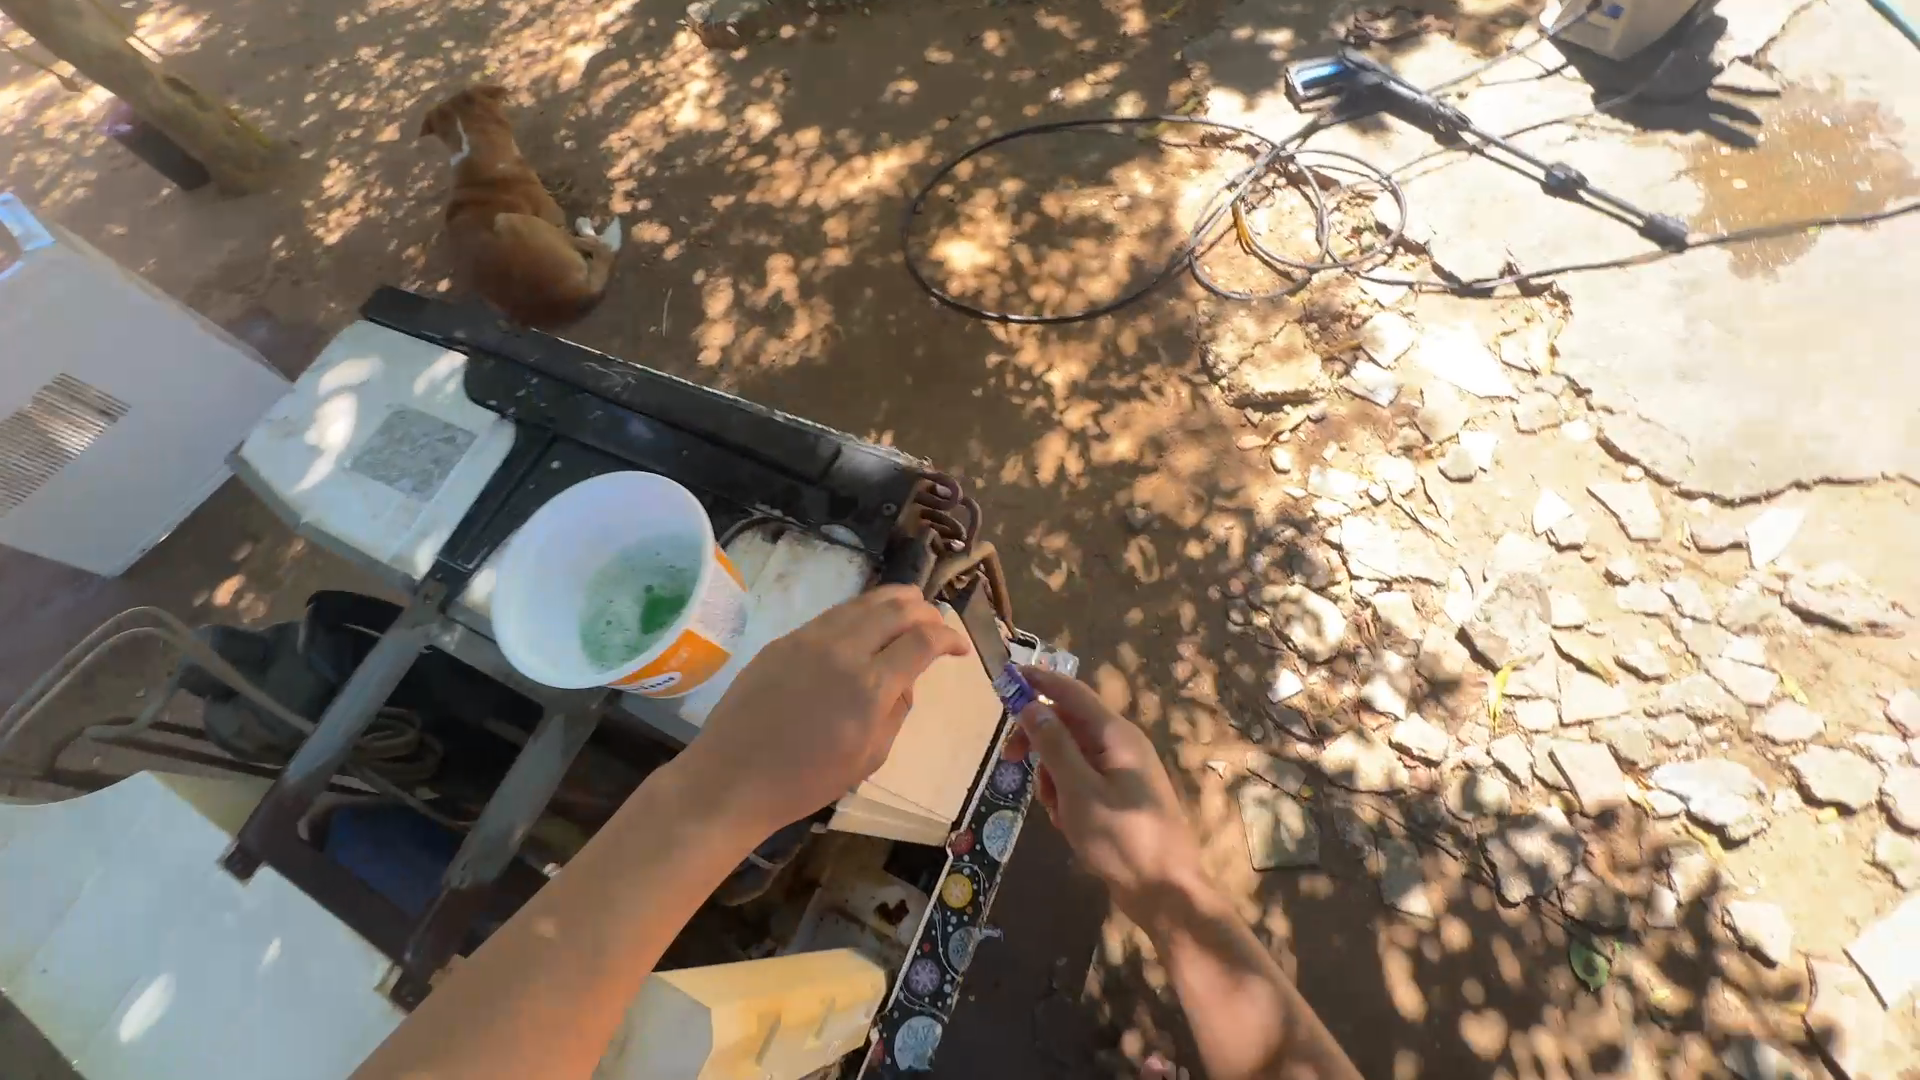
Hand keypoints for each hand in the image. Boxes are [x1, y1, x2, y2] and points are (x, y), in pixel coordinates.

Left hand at [678, 585, 969, 833]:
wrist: (732, 779)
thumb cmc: (805, 781)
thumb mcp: (869, 757)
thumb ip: (896, 711)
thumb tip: (904, 681)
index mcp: (870, 686)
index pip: (923, 640)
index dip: (949, 637)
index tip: (959, 648)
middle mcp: (843, 650)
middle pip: (897, 608)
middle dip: (926, 610)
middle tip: (936, 622)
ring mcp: (810, 639)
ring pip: (863, 602)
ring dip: (894, 601)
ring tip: (909, 607)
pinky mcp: (785, 640)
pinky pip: (833, 614)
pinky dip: (860, 612)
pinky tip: (865, 624)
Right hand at [1001, 666, 1210, 930]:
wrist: (1166, 893)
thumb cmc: (1122, 839)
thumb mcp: (1078, 790)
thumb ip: (1053, 745)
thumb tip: (1030, 706)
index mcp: (1116, 734)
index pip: (1071, 692)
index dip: (1038, 681)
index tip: (1006, 677)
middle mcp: (1120, 744)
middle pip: (1066, 724)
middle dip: (1038, 742)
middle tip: (1008, 761)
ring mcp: (1122, 771)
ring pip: (1070, 756)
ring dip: (1051, 777)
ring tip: (1056, 811)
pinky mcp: (1119, 796)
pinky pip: (1081, 780)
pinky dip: (1066, 795)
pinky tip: (1068, 825)